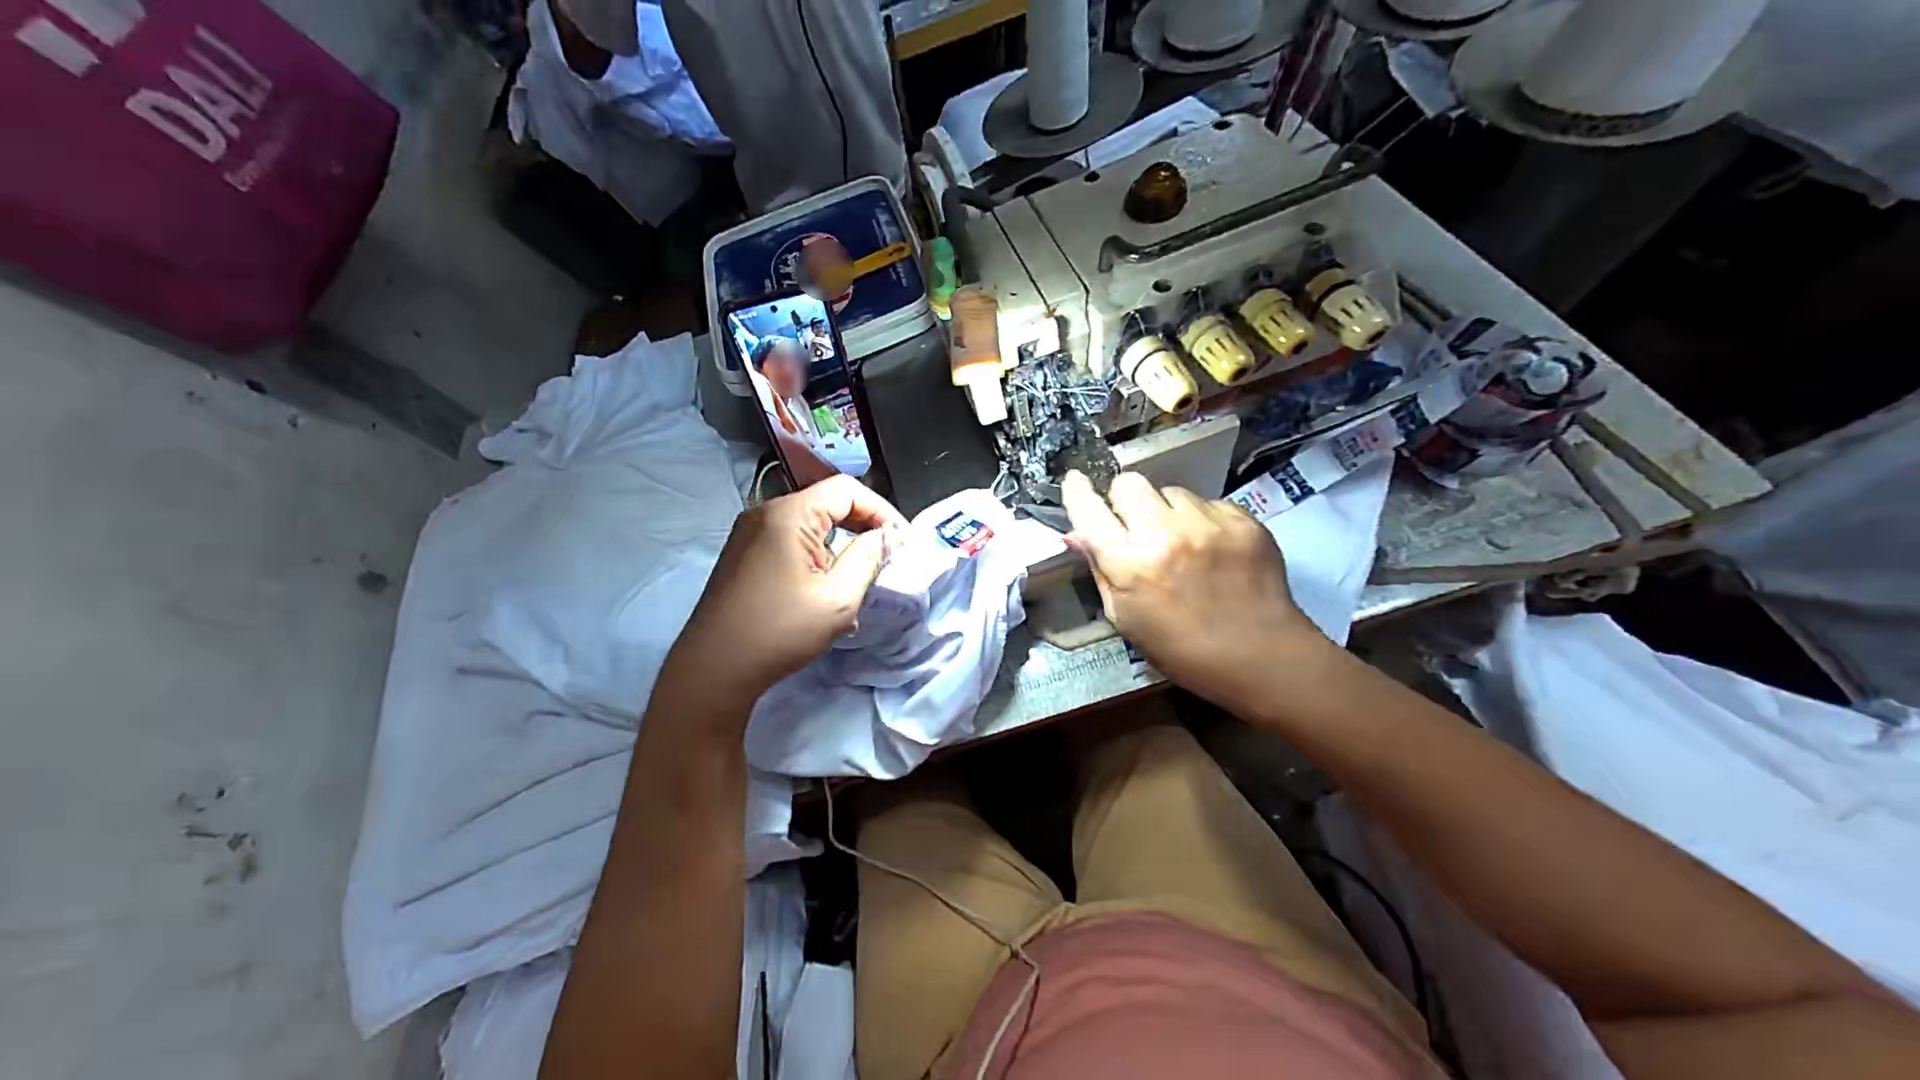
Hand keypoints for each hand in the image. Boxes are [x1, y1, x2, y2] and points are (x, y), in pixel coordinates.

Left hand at [664, 475, 906, 709]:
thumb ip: (868, 558)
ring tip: (858, 578)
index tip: (900, 542)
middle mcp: (764, 514)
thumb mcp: (838, 598)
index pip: (847, 490)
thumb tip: (883, 537)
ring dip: (839, 544)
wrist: (713, 669)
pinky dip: (815, 555)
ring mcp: (748, 534)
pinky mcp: (742, 556)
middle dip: (862, 526)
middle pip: (826, 502)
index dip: (881, 511)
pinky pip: (788, 541)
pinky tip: (824, 588)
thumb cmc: (779, 632)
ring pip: (808, 524)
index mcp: (788, 515)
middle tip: (886, 557)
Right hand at [1061, 470, 1332, 717]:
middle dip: (1124, 499)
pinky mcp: (1242, 520)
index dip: (1078, 492)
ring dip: (1166, 511)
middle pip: (1129, 483)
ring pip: (1171, 491)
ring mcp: (1207, 523)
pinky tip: (1210, 548)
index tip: (1075, 481)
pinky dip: (1201, 520)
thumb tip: (1078, 534)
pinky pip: (1207, 503)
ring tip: (1180, 541)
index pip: (1090, 510)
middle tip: (1134, 523)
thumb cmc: (1182, 649)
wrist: (1260, 656)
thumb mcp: (1126, 619)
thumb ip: (1101, 570)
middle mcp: (1166, 534)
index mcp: (1131, 565)